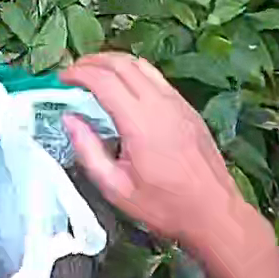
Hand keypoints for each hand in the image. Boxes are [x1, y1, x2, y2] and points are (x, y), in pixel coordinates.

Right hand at [62, 53, 263, 258]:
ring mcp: (178, 103)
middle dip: (91, 61)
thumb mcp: (114, 187)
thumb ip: (87, 149)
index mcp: (140, 122)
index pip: (103, 80)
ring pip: (141, 65)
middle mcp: (160, 104)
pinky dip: (132, 71)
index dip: (77, 73)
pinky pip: (155, 77)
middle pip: (121, 63)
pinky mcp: (188, 108)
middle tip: (72, 72)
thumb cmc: (163, 206)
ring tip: (93, 72)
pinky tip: (122, 86)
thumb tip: (69, 118)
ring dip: (112, 61)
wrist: (217, 216)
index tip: (61, 79)